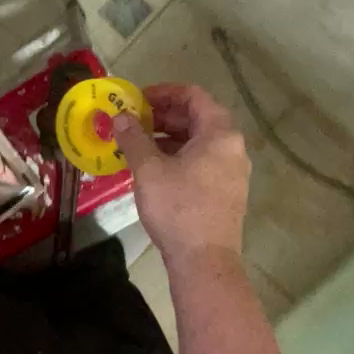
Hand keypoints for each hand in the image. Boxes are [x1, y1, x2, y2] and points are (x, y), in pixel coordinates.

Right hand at [113, 83, 250, 263]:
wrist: (204, 260)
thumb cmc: (178, 208)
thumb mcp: (149, 170)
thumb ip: (134, 138)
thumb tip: (120, 117)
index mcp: (220, 134)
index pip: (194, 96)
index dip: (163, 92)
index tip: (137, 99)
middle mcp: (233, 148)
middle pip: (198, 118)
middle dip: (163, 117)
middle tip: (133, 122)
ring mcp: (233, 172)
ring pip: (199, 143)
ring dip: (169, 139)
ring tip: (138, 146)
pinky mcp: (227, 193)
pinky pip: (202, 162)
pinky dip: (179, 158)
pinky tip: (154, 170)